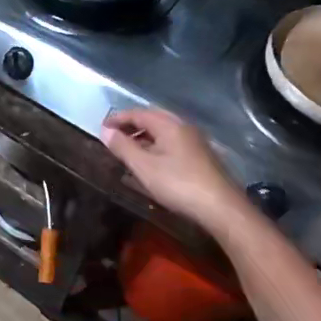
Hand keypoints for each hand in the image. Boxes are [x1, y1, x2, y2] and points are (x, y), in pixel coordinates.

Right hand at [101, 107, 246, 227]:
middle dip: (131, 124)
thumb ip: (122, 147)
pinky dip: (155, 145)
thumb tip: (105, 131)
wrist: (220, 207)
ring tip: (126, 149)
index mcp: (170, 125)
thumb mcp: (143, 167)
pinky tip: (148, 161)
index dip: (118, 118)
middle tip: (113, 135)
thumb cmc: (178, 184)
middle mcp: (184, 128)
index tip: (101, 128)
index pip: (139, 114)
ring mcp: (195, 142)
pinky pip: (172, 142)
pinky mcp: (200, 156)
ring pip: (164, 131)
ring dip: (143, 136)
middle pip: (153, 118)